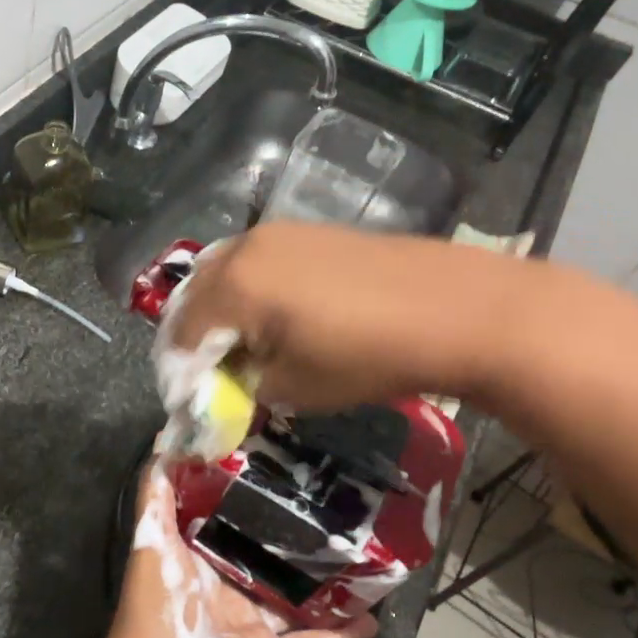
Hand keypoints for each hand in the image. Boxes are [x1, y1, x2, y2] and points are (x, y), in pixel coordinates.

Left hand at [103, 464, 379, 637]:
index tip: (282, 467)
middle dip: (293, 539)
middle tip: (336, 507)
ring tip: (362, 555)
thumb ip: (156, 496)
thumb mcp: (151, 543)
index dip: (248, 497)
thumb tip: (163, 440)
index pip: (226, 521)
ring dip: (323, 585)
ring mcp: (251, 626)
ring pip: (294, 601)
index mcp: (197, 559)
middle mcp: (225, 588)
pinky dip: (340, 635)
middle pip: (264, 560)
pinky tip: (373, 616)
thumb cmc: (158, 608)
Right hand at [163, 222, 537, 412]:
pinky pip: (255, 263)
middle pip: (194, 298)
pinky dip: (248, 293)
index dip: (181, 376)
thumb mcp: (292, 389)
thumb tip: (223, 385)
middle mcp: (243, 248)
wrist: (456, 309)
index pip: (181, 336)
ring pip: (223, 275)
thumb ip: (241, 386)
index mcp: (231, 286)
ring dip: (220, 314)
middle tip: (210, 377)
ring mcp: (277, 233)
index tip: (193, 405)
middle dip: (194, 340)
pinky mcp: (307, 231)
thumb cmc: (366, 357)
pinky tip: (274, 320)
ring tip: (241, 350)